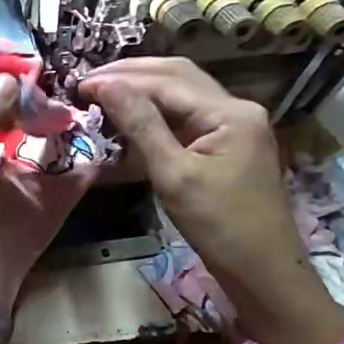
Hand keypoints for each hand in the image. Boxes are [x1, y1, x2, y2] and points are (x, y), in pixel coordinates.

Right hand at [79, 58, 343, 343]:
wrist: (263, 270)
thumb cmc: (219, 226)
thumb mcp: (173, 175)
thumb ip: (141, 125)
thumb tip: (105, 85)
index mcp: (230, 112)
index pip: (167, 81)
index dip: (121, 79)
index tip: (80, 84)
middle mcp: (238, 107)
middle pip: (178, 76)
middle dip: (132, 74)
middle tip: (88, 82)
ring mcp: (237, 124)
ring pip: (184, 92)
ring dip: (144, 87)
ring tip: (104, 92)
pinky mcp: (231, 142)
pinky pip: (190, 114)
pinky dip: (159, 109)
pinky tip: (134, 114)